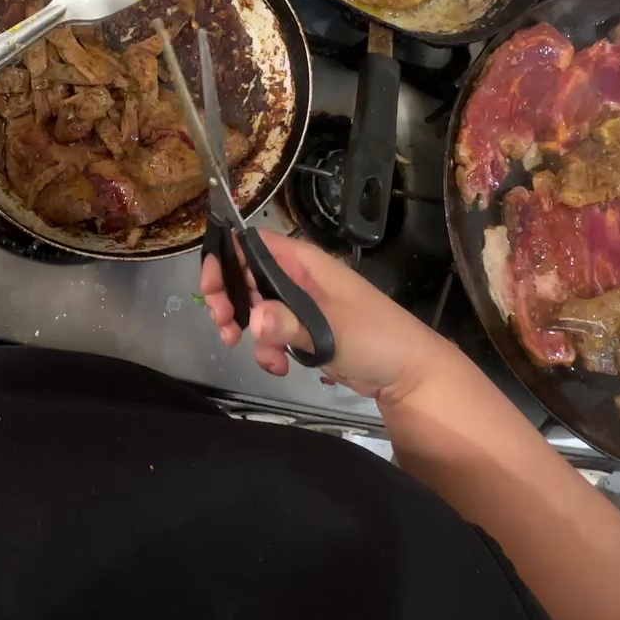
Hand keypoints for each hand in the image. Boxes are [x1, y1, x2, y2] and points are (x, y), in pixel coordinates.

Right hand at [201, 230, 457, 404]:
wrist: (410, 374)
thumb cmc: (376, 337)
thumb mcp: (331, 330)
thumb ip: (289, 323)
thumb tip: (254, 319)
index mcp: (303, 261)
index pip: (251, 244)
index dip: (225, 258)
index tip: (210, 288)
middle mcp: (296, 277)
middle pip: (245, 276)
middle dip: (229, 300)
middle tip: (224, 324)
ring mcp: (299, 304)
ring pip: (255, 306)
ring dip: (244, 328)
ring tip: (245, 349)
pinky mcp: (302, 330)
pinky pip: (271, 333)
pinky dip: (267, 349)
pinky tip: (278, 367)